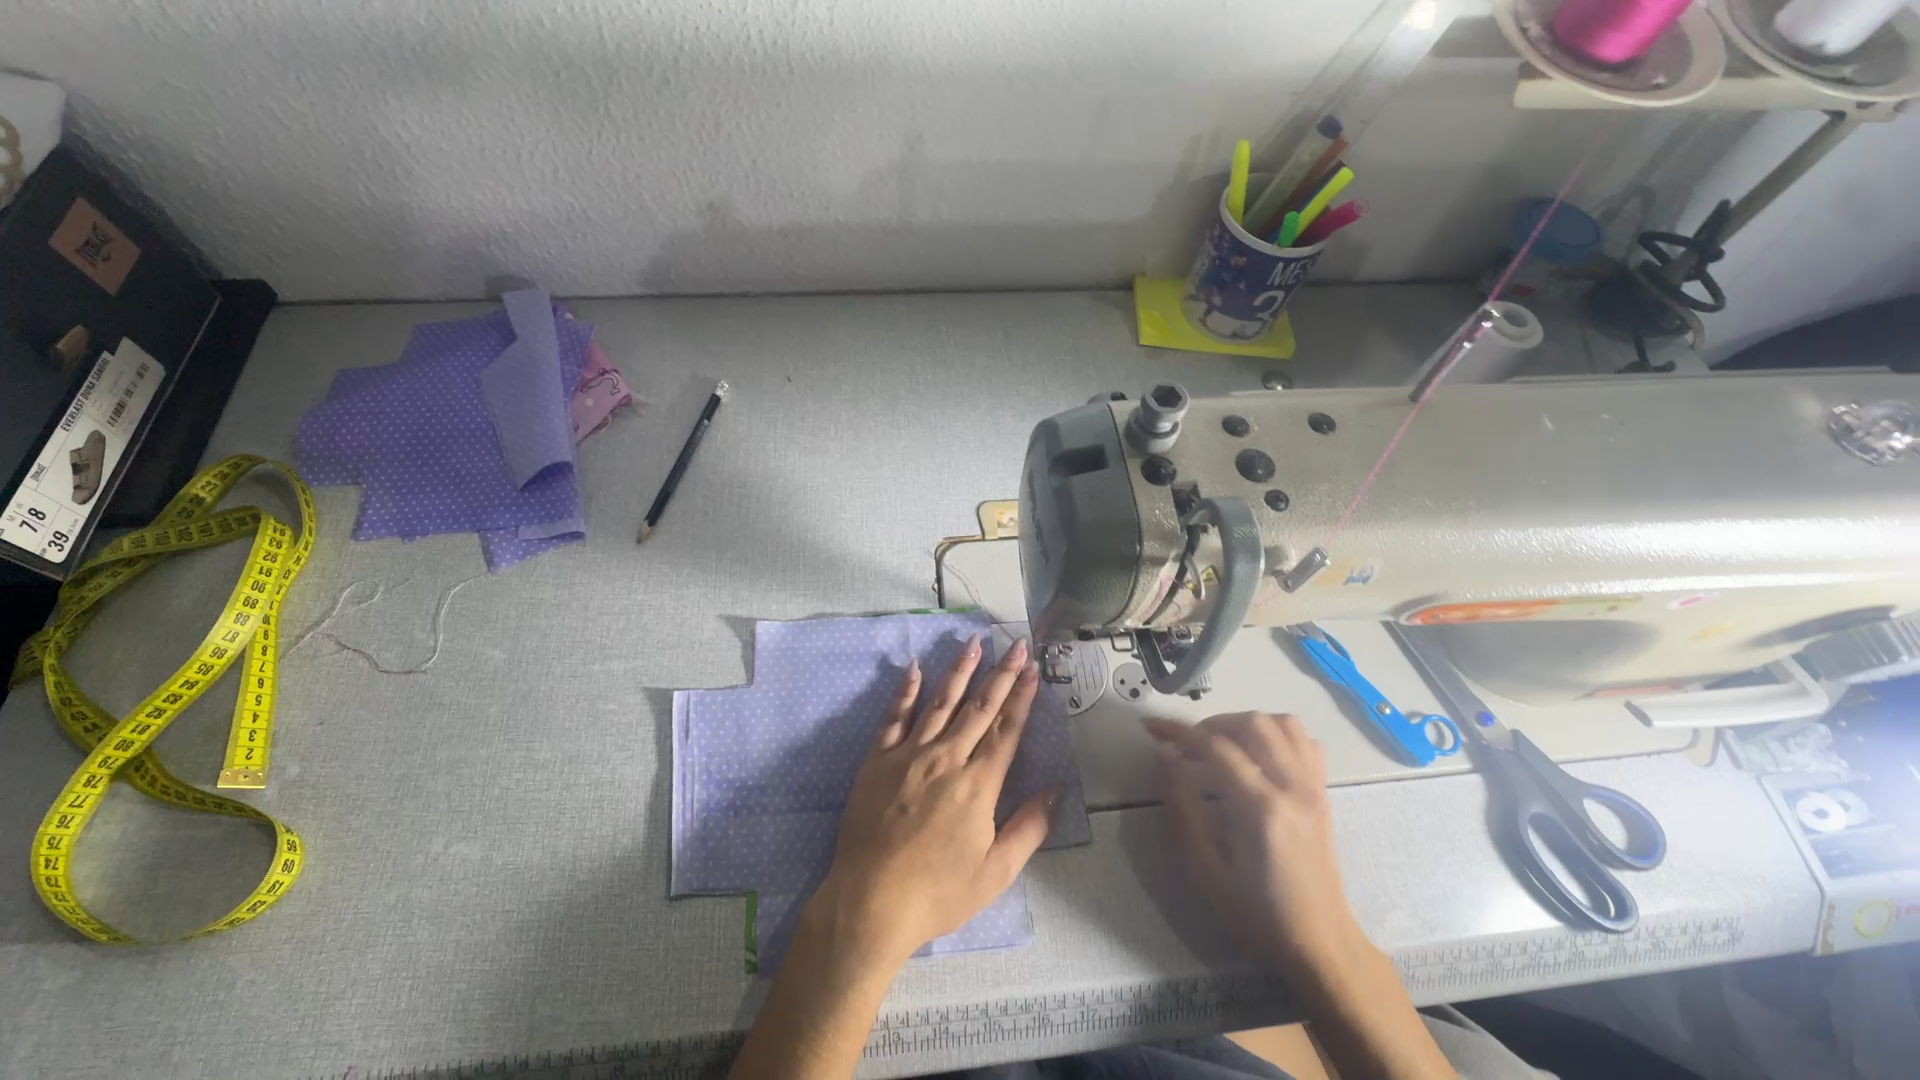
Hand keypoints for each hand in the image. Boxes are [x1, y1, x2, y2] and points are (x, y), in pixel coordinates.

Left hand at [804, 635, 1054, 970]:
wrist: (870, 901)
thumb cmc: (938, 893)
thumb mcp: (996, 872)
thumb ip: (1029, 828)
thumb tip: (1056, 789)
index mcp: (978, 785)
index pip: (1006, 731)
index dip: (1022, 697)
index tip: (1033, 668)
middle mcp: (945, 759)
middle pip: (979, 708)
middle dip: (1001, 674)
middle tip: (1015, 644)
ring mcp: (907, 756)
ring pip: (939, 703)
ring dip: (959, 672)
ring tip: (973, 644)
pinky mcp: (876, 762)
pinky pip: (894, 717)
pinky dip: (906, 692)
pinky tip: (915, 669)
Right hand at [1146, 712, 1361, 972]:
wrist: (1318, 943)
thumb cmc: (1255, 913)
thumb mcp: (1204, 868)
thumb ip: (1182, 805)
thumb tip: (1164, 755)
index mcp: (1260, 808)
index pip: (1215, 746)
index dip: (1178, 731)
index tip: (1152, 728)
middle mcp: (1293, 787)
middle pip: (1253, 723)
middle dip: (1212, 725)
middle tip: (1187, 748)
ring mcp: (1314, 788)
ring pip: (1284, 724)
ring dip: (1246, 724)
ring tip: (1222, 747)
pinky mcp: (1324, 794)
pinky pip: (1306, 743)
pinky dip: (1278, 737)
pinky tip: (1257, 758)